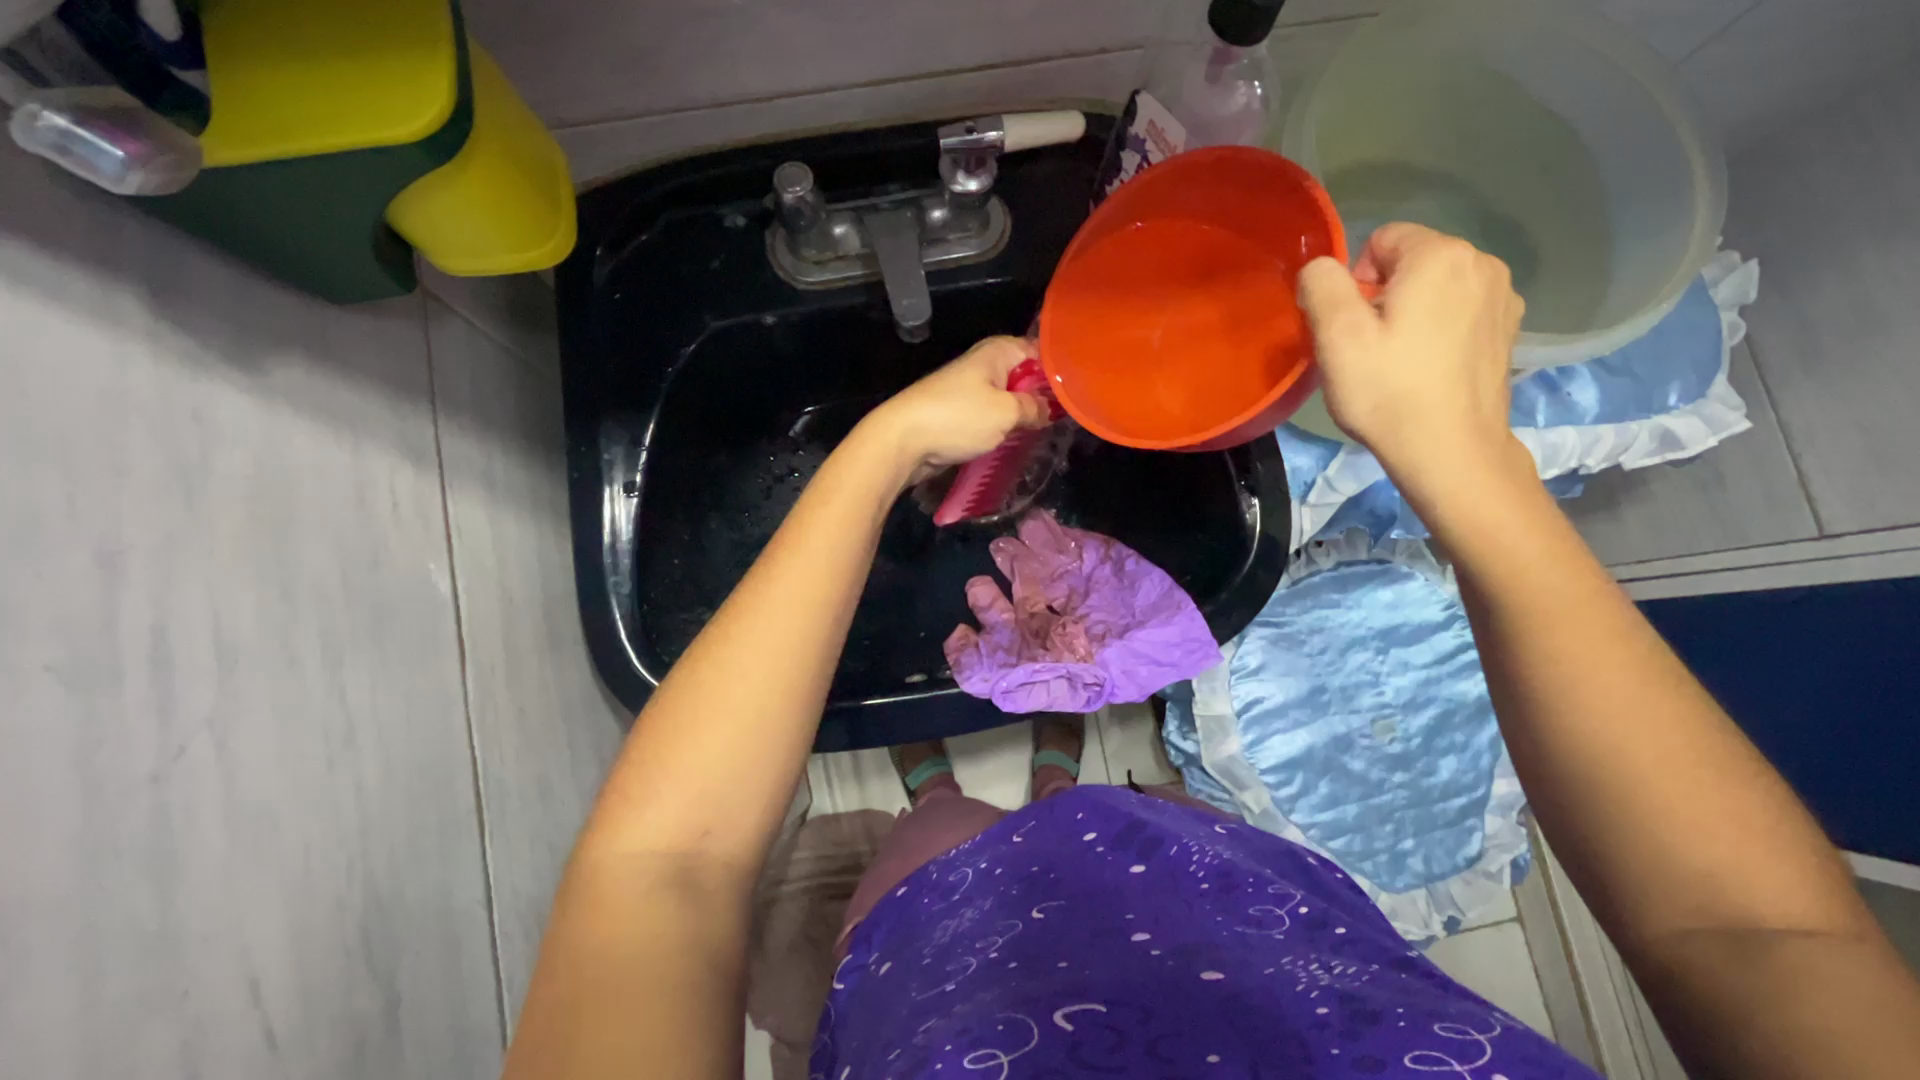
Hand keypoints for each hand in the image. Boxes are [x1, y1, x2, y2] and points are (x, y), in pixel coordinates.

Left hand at [860, 336, 1052, 484]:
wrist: (903, 440)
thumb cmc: (958, 418)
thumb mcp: (1006, 412)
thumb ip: (1034, 408)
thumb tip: (1050, 409)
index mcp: (999, 351)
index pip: (1041, 351)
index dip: (1061, 371)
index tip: (1080, 393)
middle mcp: (986, 364)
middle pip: (1027, 376)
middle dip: (1044, 396)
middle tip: (1068, 419)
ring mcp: (971, 389)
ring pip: (1010, 399)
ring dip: (1024, 415)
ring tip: (1047, 433)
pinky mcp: (961, 413)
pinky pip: (994, 416)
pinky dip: (1005, 427)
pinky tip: (1018, 442)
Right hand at [1298, 223, 1527, 489]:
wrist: (1450, 451)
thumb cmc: (1388, 390)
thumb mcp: (1336, 335)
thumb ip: (1321, 283)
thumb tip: (1322, 268)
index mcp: (1440, 255)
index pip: (1382, 239)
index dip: (1356, 280)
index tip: (1353, 327)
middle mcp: (1482, 263)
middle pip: (1412, 262)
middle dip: (1385, 294)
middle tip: (1371, 348)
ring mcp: (1503, 297)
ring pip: (1438, 287)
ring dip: (1413, 312)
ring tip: (1400, 360)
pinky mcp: (1509, 330)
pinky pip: (1461, 311)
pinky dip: (1440, 330)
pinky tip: (1429, 369)